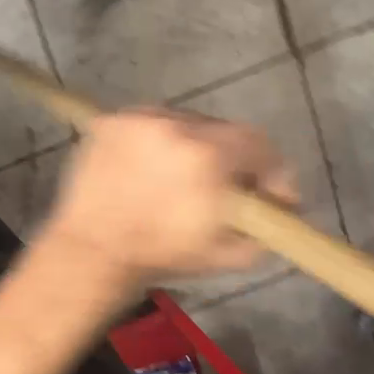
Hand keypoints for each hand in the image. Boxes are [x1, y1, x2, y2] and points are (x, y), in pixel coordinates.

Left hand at [40, 110, 297, 284]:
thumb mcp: (232, 252)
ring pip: (182, 123)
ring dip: (192, 145)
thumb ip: (266, 225)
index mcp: (208, 153)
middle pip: (219, 129)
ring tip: (184, 176)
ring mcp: (137, 120)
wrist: (93, 248)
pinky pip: (147, 125)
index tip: (269, 191)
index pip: (258, 141)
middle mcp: (173, 125)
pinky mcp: (109, 122)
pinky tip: (153, 167)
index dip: (270, 167)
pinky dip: (157, 141)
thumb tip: (280, 205)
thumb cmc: (163, 254)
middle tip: (227, 183)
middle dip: (230, 156)